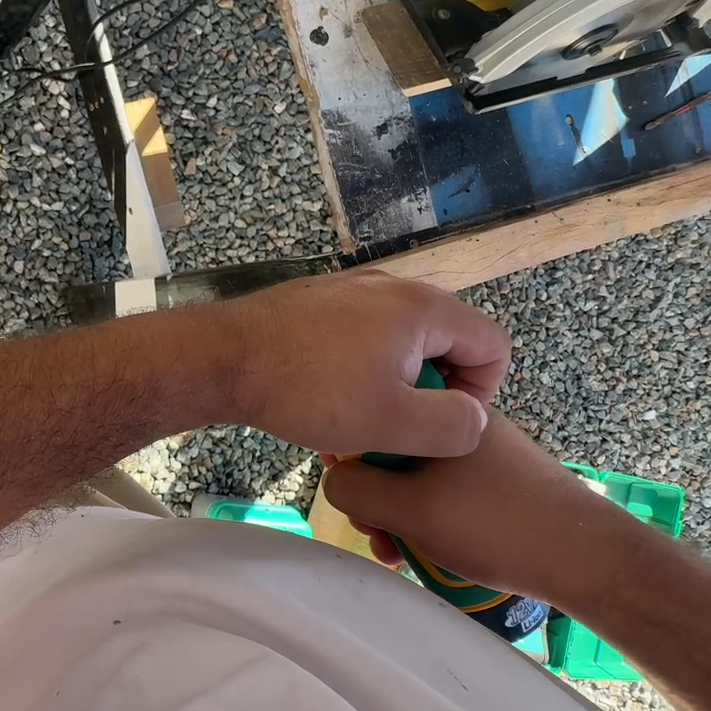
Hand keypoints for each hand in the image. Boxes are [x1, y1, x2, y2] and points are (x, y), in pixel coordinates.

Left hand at [218, 270, 509, 457]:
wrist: (218, 358)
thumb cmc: (308, 390)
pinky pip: (353, 334)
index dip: (480, 393)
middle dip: (427, 388)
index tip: (441, 424)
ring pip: (393, 341)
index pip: (492, 345)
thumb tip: (473, 418)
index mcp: (421, 306)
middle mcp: (387, 284)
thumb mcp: (393, 422)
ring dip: (386, 382)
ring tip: (353, 418)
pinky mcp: (309, 300)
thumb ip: (455, 425)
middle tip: (394, 426)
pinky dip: (351, 366)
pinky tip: (321, 397)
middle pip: (442, 340)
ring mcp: (343, 288)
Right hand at [320, 410, 647, 607]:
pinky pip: (445, 492)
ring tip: (398, 554)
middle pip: (392, 451)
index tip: (347, 492)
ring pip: (417, 477)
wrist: (595, 564)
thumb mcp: (405, 508)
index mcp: (441, 411)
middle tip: (374, 533)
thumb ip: (350, 488)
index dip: (346, 453)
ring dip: (398, 514)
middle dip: (373, 495)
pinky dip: (428, 518)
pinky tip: (427, 552)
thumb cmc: (493, 525)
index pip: (372, 416)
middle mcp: (461, 423)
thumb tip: (335, 479)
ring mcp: (485, 453)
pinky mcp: (502, 482)